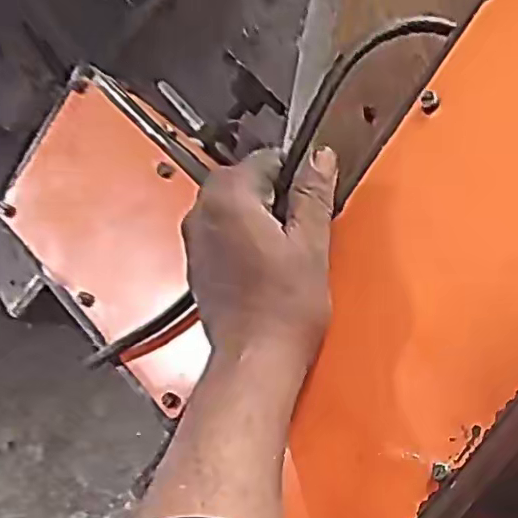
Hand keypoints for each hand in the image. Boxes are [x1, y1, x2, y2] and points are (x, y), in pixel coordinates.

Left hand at [182, 146, 339, 367]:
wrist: (257, 359)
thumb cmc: (282, 312)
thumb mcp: (311, 246)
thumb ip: (313, 196)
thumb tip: (320, 159)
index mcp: (228, 197)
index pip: (265, 161)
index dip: (296, 176)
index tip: (314, 195)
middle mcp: (202, 214)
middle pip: (245, 187)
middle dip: (277, 203)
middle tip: (305, 233)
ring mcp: (197, 243)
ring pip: (234, 216)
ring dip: (261, 227)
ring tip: (289, 258)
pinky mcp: (201, 271)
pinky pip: (225, 243)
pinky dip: (247, 250)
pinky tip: (269, 276)